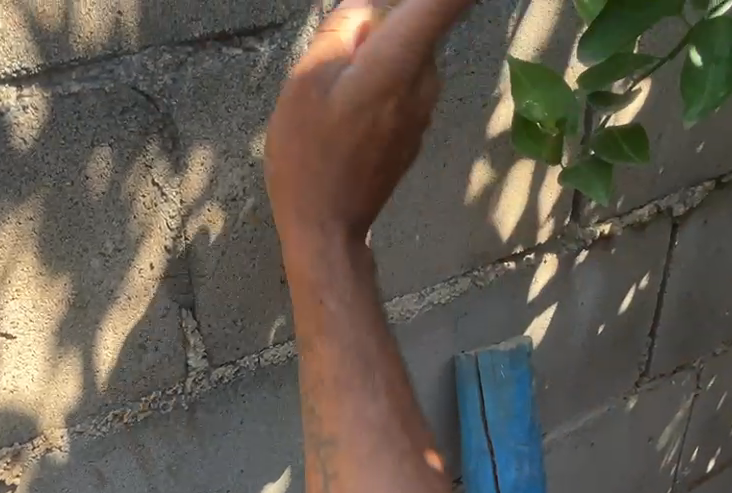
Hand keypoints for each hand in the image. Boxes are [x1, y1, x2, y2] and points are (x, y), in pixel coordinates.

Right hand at [264, 0, 471, 250]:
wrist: (325, 231)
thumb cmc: (309, 158)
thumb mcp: (305, 82)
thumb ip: (339, 30)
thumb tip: (365, 10)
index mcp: (401, 57)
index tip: (401, 9)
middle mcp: (426, 80)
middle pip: (417, 24)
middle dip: (380, 30)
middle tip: (336, 66)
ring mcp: (424, 112)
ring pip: (406, 60)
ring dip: (373, 67)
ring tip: (333, 106)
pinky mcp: (414, 136)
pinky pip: (400, 93)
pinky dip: (377, 96)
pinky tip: (344, 130)